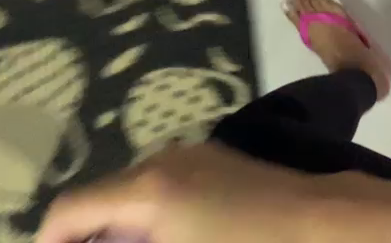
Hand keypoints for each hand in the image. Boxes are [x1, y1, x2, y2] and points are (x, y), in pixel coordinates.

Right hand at [38, 143, 327, 242]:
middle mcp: (165, 159)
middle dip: (90, 241)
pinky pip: (165, 191)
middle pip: (101, 202)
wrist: (320, 225)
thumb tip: (102, 239)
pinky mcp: (219, 164)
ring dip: (121, 233)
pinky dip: (151, 221)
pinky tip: (168, 241)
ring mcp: (196, 156)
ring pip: (133, 197)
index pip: (70, 210)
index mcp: (147, 186)